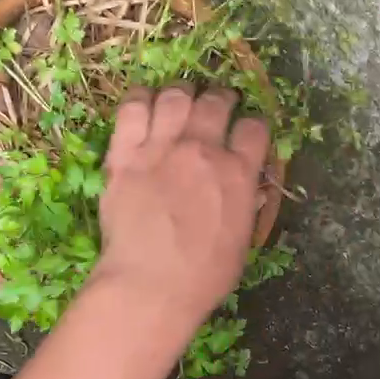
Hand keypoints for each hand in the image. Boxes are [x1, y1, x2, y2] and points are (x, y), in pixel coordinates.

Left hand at [91, 85, 267, 329]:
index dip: (253, 126)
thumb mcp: (241, 242)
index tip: (247, 131)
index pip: (255, 128)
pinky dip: (140, 98)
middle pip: (216, 103)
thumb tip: (248, 189)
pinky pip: (132, 108)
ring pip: (175, 96)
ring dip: (182, 93)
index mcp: (238, 174)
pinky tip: (144, 102)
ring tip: (182, 99)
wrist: (149, 285)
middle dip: (221, 99)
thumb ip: (244, 207)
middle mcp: (202, 150)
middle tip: (218, 105)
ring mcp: (161, 148)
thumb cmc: (203, 276)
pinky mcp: (124, 153)